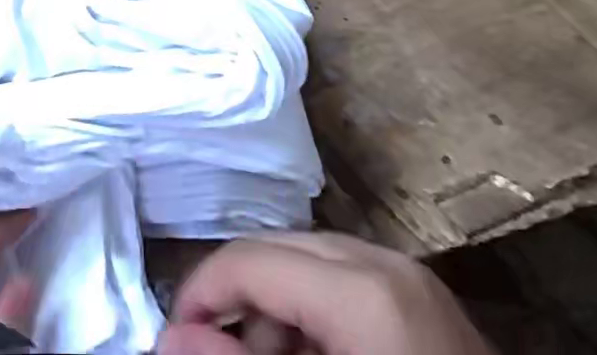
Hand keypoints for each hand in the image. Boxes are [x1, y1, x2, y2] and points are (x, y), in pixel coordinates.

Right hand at [158, 232, 493, 354]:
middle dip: (238, 302)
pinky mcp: (427, 300)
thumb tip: (169, 338)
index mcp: (360, 288)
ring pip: (305, 262)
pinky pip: (343, 282)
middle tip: (221, 354)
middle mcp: (384, 263)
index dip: (200, 294)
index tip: (175, 340)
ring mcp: (411, 278)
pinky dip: (314, 315)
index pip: (246, 260)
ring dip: (275, 310)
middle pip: (273, 251)